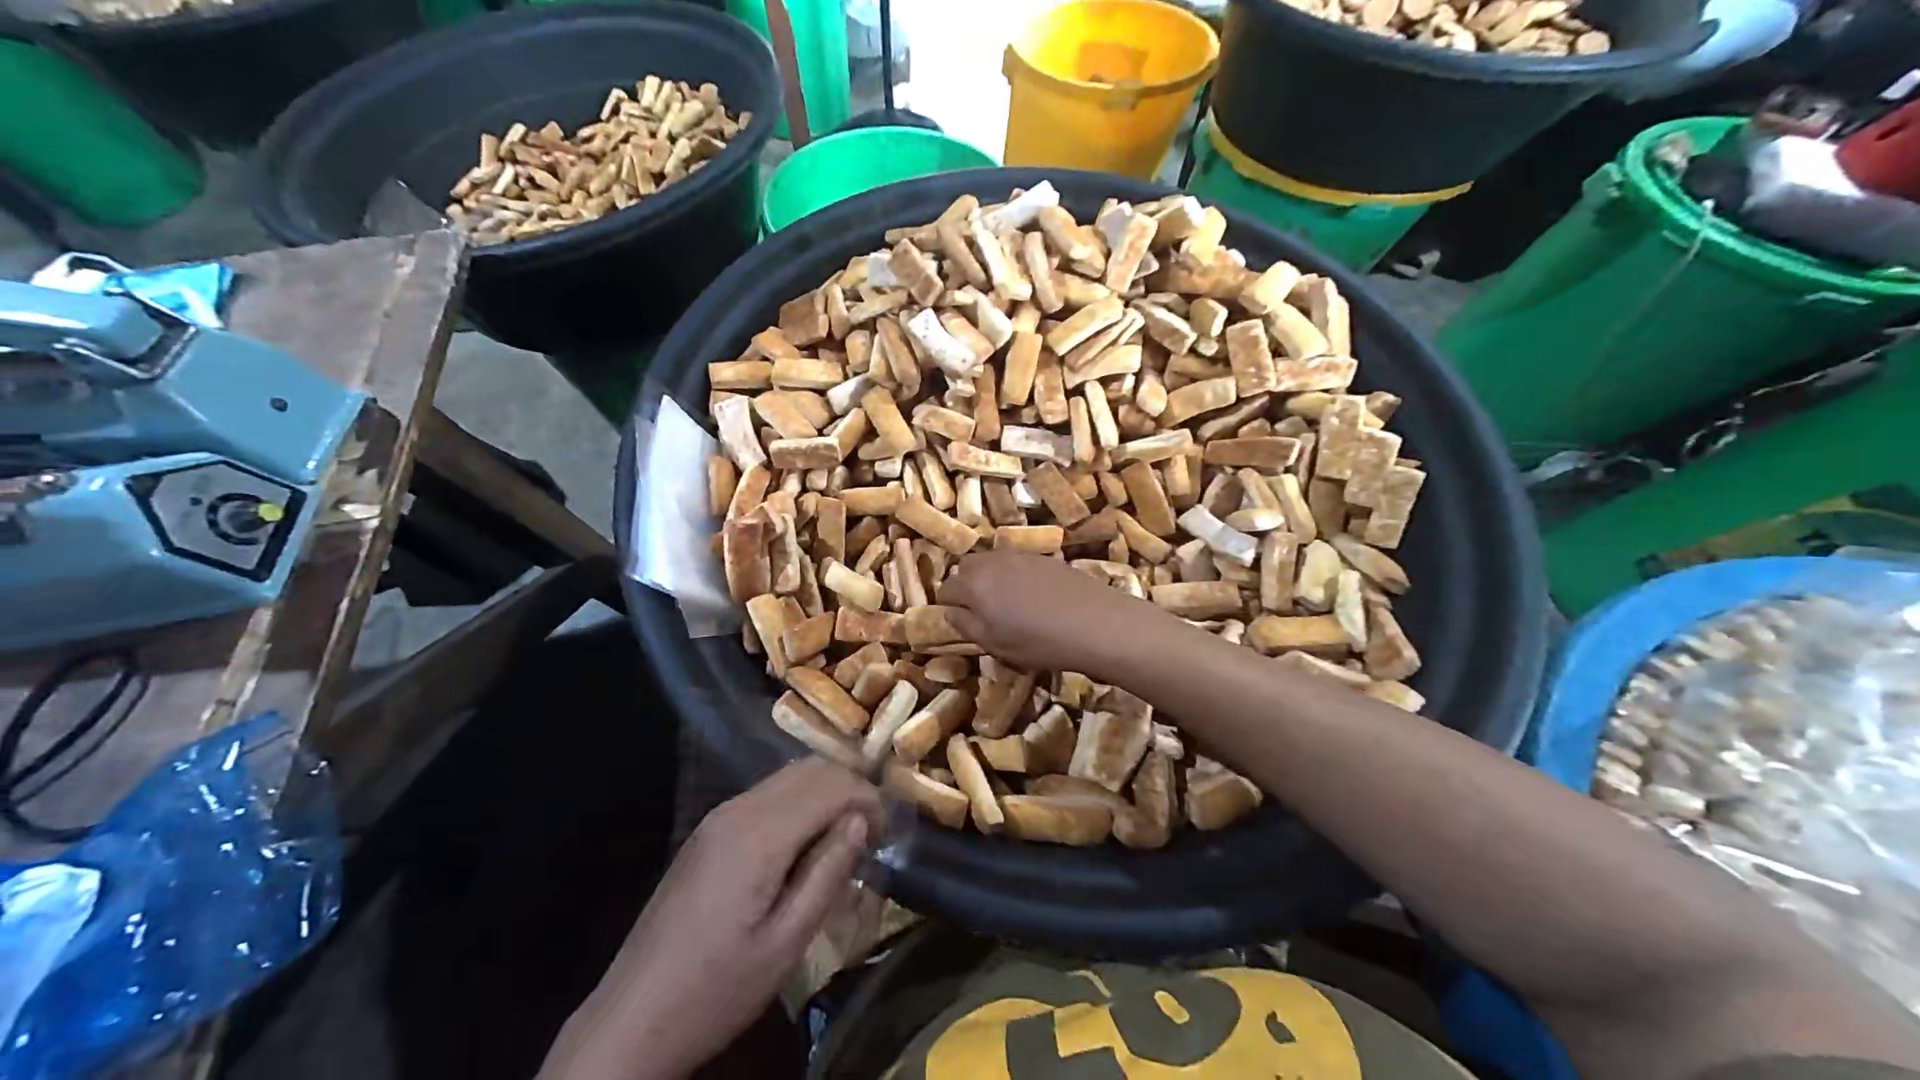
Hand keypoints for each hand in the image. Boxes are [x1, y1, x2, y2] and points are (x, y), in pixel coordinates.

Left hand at [538, 758, 881, 1079]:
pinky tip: (805, 847)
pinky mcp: (708, 832)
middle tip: (871, 837)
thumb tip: (861, 821)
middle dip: (850, 790)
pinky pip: (766, 796)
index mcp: (758, 834)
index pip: (831, 785)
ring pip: (788, 777)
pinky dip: (799, 805)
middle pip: (810, 769)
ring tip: (843, 842)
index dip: (868, 800)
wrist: (633, 1017)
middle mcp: (737, 810)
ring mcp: (717, 817)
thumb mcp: (787, 942)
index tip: (886, 837)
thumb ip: (828, 872)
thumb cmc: (717, 989)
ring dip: (825, 795)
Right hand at [938, 551, 1183, 681]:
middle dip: (966, 584)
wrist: (1094, 623)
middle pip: (966, 567)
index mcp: (972, 585)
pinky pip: (1015, 562)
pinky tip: (1030, 596)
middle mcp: (991, 562)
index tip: (960, 620)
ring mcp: (1019, 555)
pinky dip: (1012, 574)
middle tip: (980, 609)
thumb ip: (966, 625)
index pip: (945, 589)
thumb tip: (950, 612)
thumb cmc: (1039, 641)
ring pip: (991, 561)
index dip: (948, 606)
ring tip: (1005, 602)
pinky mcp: (1043, 557)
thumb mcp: (995, 644)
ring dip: (989, 577)